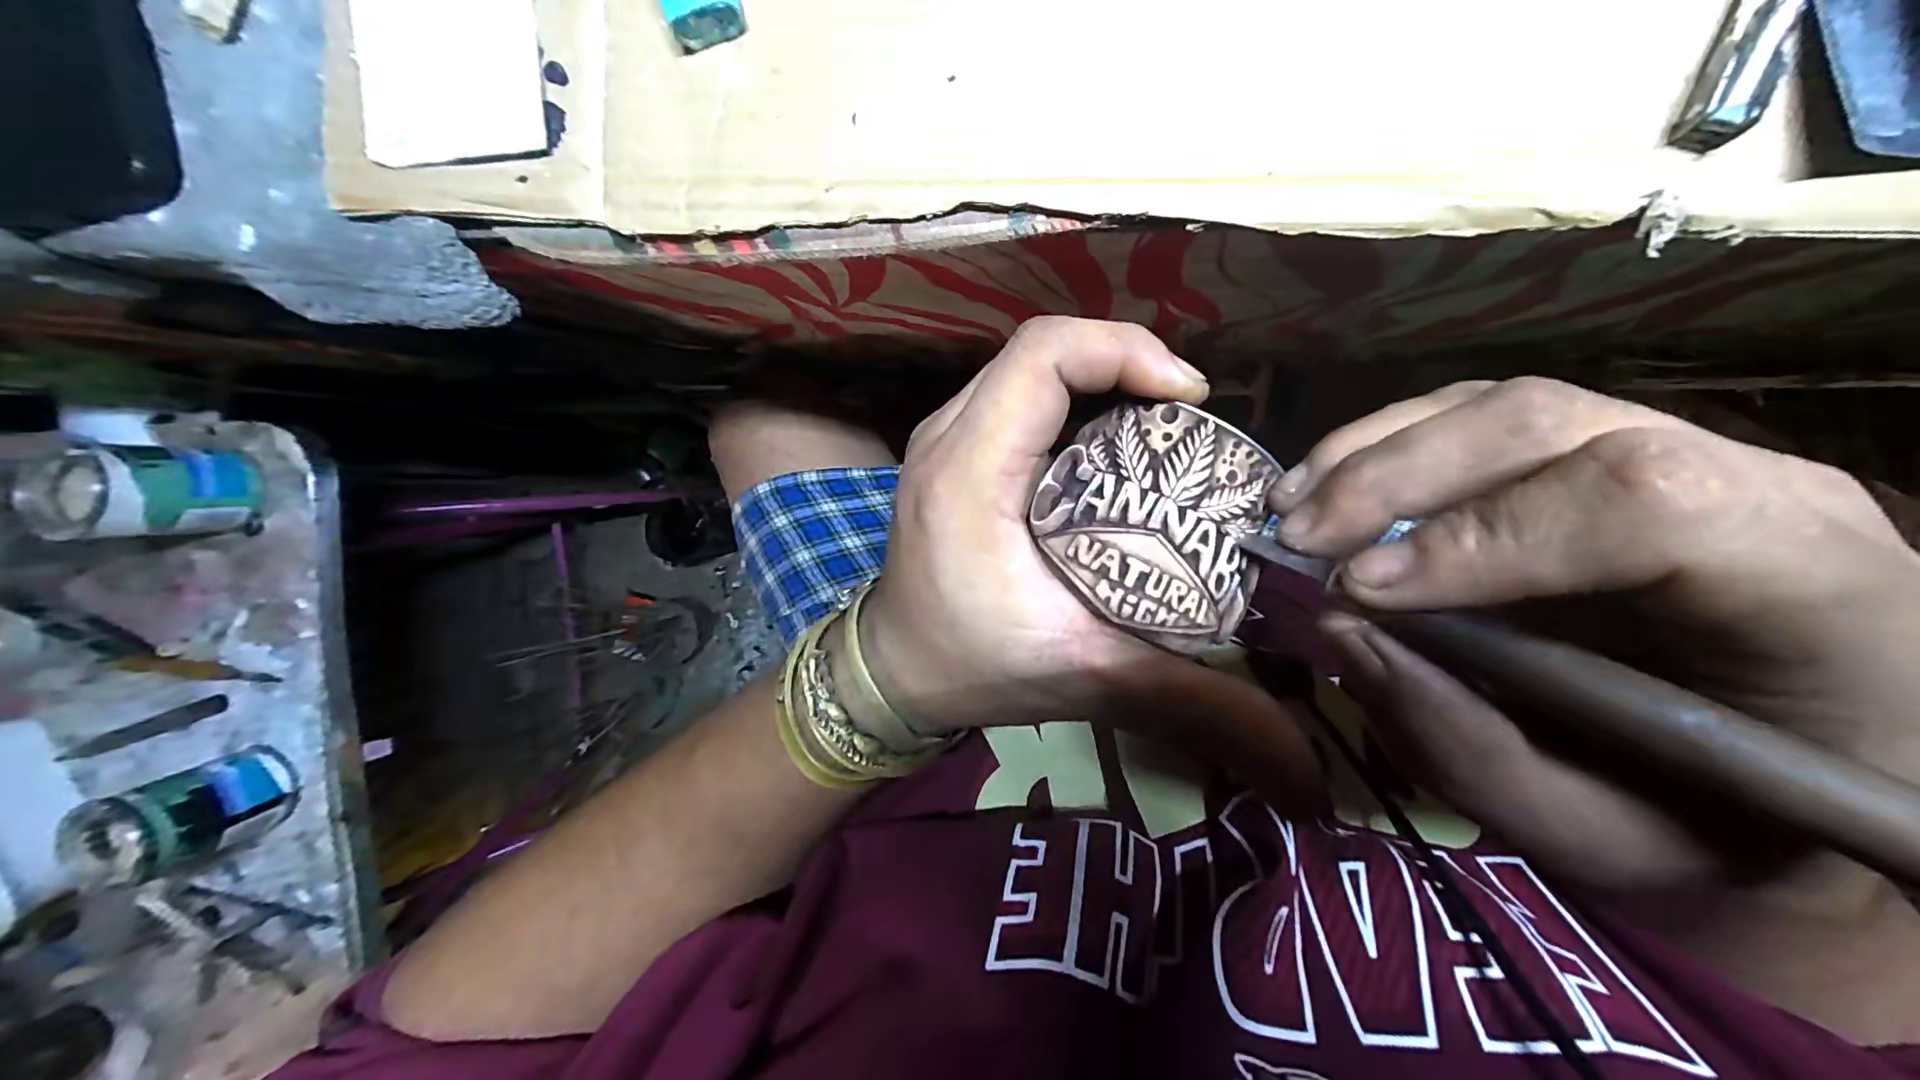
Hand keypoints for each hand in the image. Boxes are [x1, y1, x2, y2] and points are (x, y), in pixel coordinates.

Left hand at [860, 317, 1320, 808]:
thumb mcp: (1083, 678)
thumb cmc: (973, 667)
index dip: (1124, 351)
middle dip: (1124, 366)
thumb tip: (1303, 766)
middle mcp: (948, 438)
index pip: (1041, 357)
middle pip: (1040, 353)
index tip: (1189, 397)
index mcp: (970, 473)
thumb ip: (1187, 703)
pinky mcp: (949, 450)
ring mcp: (943, 438)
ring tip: (1159, 430)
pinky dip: (1071, 403)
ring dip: (1099, 382)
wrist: (892, 670)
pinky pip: (1015, 396)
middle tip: (1186, 422)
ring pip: (1027, 370)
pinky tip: (1110, 450)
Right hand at [1272, 377, 1919, 892]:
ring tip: (1288, 509)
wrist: (1779, 797)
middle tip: (1296, 538)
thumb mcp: (1589, 830)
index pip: (1641, 502)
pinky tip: (1322, 489)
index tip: (1356, 590)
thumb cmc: (1707, 833)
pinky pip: (1474, 422)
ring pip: (1496, 407)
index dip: (1478, 538)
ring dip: (1369, 454)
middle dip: (1394, 479)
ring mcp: (1670, 452)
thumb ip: (1463, 742)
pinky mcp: (1594, 455)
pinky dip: (1380, 450)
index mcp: (1808, 589)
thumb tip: (1339, 630)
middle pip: (1542, 423)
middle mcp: (1748, 485)